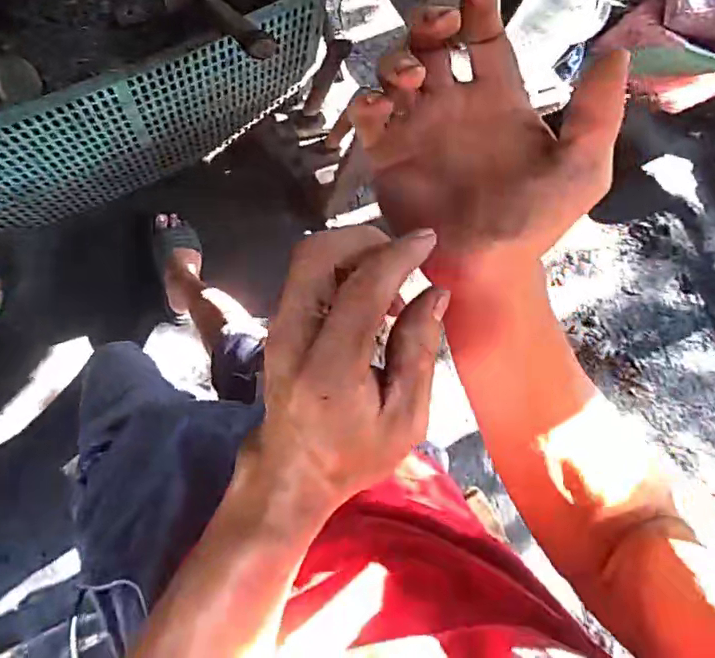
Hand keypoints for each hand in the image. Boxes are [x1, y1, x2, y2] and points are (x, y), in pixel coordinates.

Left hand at [240, 226, 447, 519]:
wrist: (289, 473)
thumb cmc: (352, 454)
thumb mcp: (405, 420)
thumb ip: (419, 351)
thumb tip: (435, 293)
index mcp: (329, 370)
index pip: (360, 291)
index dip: (397, 257)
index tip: (428, 241)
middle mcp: (293, 337)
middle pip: (318, 255)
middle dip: (367, 240)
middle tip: (405, 258)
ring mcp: (279, 325)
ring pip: (310, 255)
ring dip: (355, 250)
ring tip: (391, 280)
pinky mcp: (279, 320)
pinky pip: (309, 270)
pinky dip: (344, 263)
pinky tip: (371, 290)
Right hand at [348, 0, 629, 284]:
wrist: (491, 268)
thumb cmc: (537, 219)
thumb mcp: (582, 165)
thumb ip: (597, 112)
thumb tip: (616, 53)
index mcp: (497, 98)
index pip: (483, 39)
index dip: (478, 10)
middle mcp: (454, 104)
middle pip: (431, 43)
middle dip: (429, 22)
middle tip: (438, 23)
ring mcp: (418, 126)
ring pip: (395, 70)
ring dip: (397, 59)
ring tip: (412, 76)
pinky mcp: (387, 152)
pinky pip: (369, 116)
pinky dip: (368, 103)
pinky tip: (383, 107)